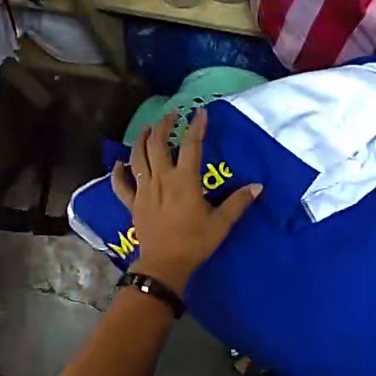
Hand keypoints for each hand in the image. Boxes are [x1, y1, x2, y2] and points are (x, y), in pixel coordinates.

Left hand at [111, 108, 261, 293]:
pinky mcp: (132, 203)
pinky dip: (119, 171)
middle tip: (171, 115)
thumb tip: (257, 186)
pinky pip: (121, 184)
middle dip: (163, 125)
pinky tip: (119, 162)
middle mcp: (161, 178)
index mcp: (184, 180)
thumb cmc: (195, 242)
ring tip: (148, 129)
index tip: (200, 112)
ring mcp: (144, 190)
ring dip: (142, 139)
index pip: (191, 145)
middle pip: (157, 144)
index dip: (196, 126)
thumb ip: (238, 202)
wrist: (165, 263)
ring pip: (137, 157)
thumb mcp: (221, 223)